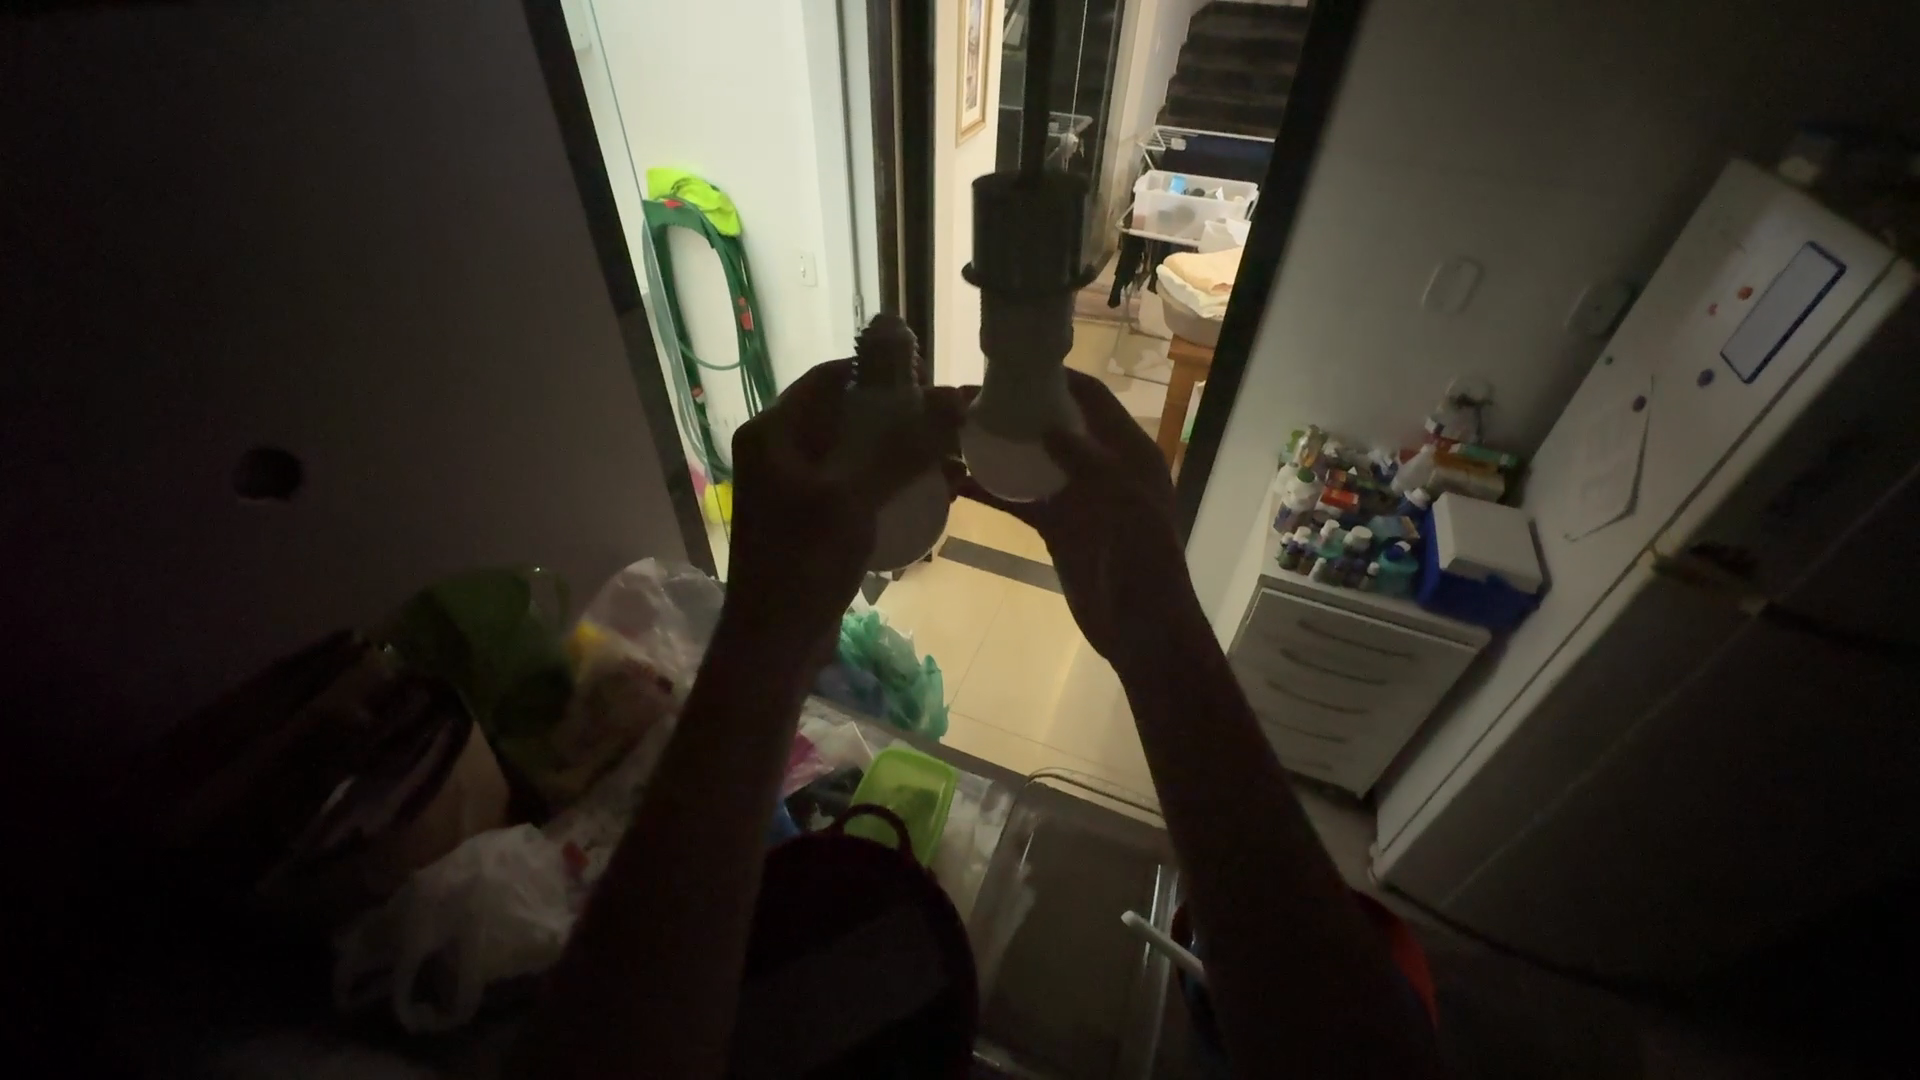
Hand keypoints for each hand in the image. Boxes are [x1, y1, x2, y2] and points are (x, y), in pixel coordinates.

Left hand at [724, 359, 963, 649]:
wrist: (774, 643)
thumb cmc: (804, 563)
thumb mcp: (854, 498)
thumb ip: (903, 446)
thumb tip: (955, 397)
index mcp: (773, 432)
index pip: (831, 379)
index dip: (881, 376)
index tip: (929, 386)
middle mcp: (778, 451)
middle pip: (846, 416)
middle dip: (899, 419)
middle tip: (948, 427)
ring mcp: (792, 487)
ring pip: (854, 453)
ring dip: (899, 454)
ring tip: (948, 461)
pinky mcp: (809, 518)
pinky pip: (854, 486)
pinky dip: (887, 485)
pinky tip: (926, 495)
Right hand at [961, 371, 1199, 664]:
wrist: (1139, 626)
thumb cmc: (1141, 559)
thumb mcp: (1121, 502)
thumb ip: (1087, 460)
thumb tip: (1047, 425)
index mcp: (1128, 453)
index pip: (1093, 400)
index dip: (1059, 379)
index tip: (1016, 367)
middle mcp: (1100, 467)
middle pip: (1056, 426)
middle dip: (1017, 413)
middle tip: (971, 399)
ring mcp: (1076, 498)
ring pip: (1032, 462)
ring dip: (998, 450)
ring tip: (956, 433)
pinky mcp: (1056, 527)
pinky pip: (1021, 501)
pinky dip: (993, 491)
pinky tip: (959, 482)